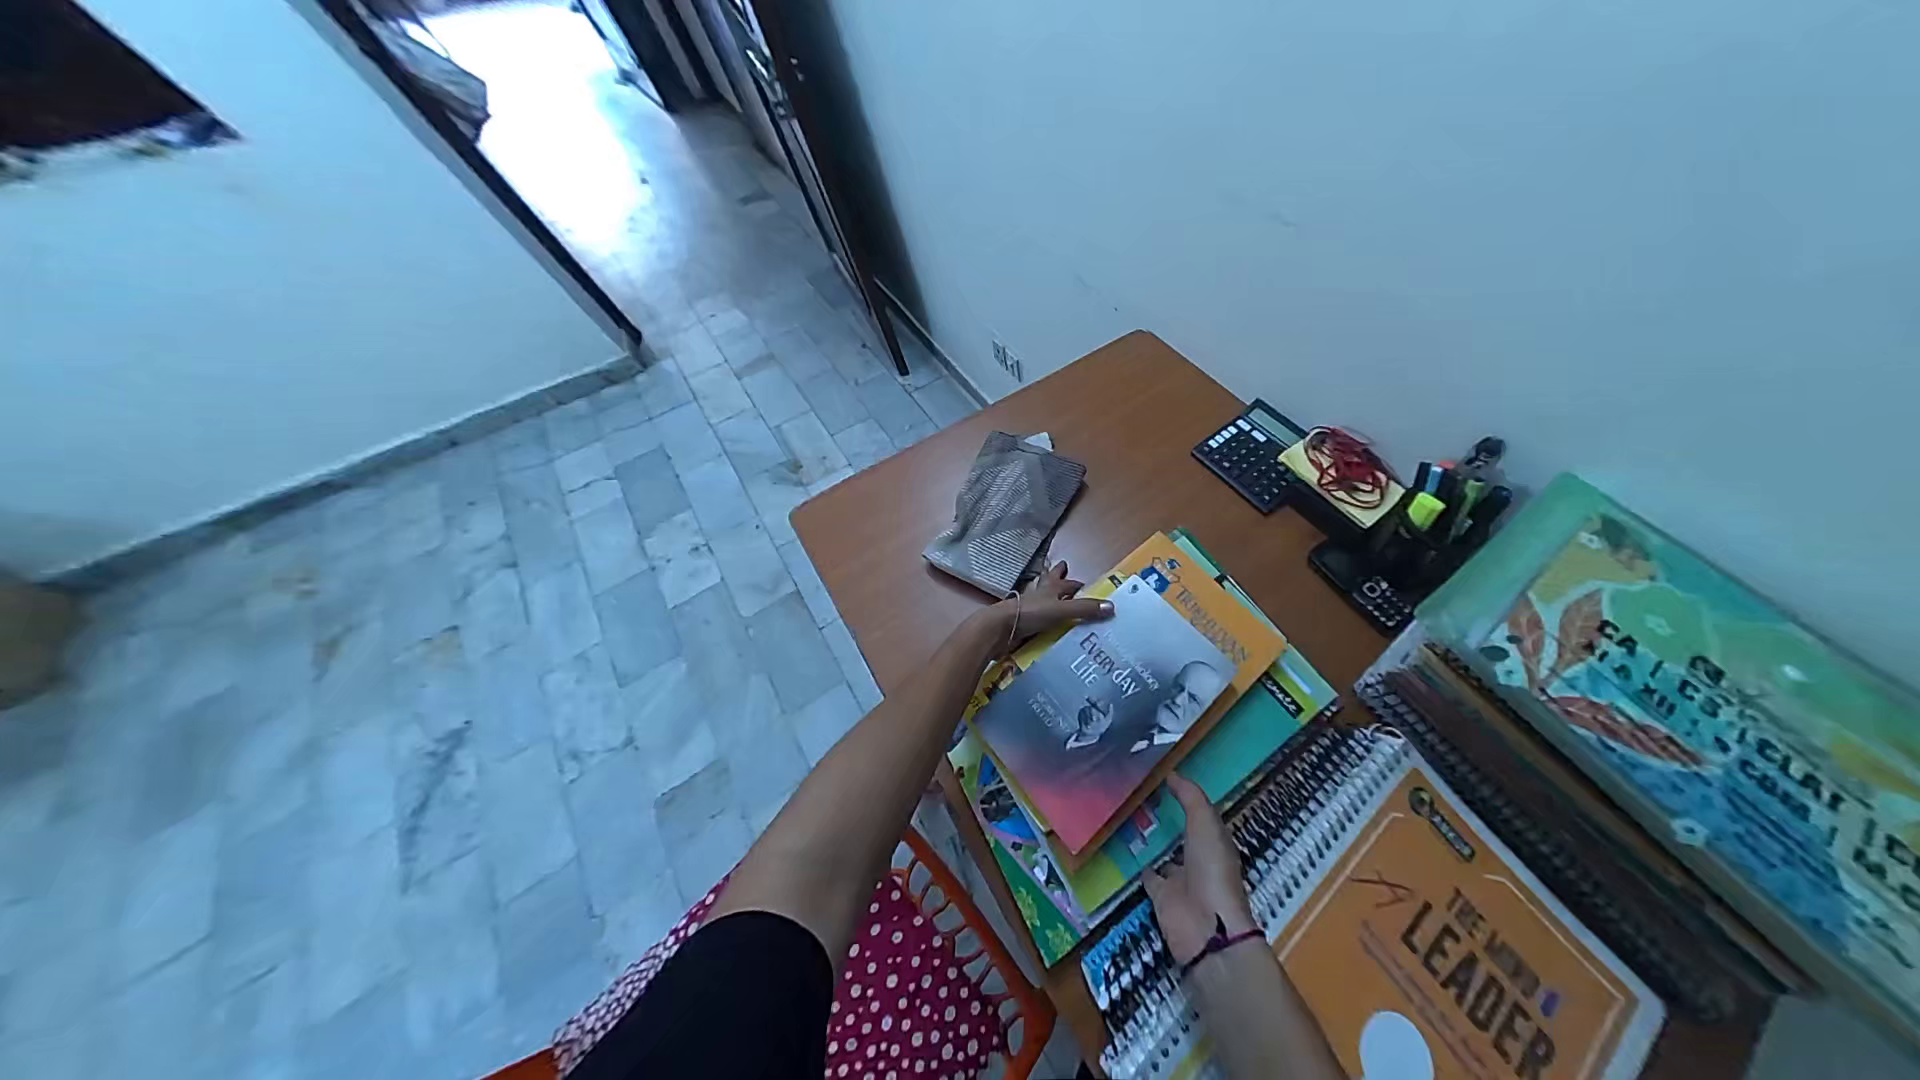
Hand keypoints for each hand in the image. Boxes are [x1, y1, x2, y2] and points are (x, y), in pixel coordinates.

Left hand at [993, 561, 1112, 651]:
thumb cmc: (1030, 613)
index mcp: (1049, 589)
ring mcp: (1028, 611)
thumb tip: (1112, 607)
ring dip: (1048, 601)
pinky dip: (1043, 624)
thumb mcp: (1061, 610)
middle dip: (1056, 580)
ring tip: (1056, 603)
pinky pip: (1036, 623)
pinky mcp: (1021, 626)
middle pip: (1048, 584)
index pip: (1064, 582)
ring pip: (1041, 602)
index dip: (1072, 582)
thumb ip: (1084, 609)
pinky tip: (1048, 630)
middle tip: (1062, 573)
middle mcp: (1039, 597)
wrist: (999, 628)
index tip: (1081, 583)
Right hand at [1143, 775, 1257, 963]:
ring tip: (1125, 814)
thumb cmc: (1212, 870)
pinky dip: (1136, 863)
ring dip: (1149, 839)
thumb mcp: (1206, 824)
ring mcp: (1178, 878)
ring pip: (1162, 853)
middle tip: (1137, 793)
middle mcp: (1197, 859)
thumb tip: (1171, 773)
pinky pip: (1145, 874)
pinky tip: (1120, 846)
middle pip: (1180, 833)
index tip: (1161, 776)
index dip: (1184, 796)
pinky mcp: (1159, 895)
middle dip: (1165, 817)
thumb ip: (1190, 797)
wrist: (1205, 927)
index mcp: (1214, 842)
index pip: (1199, 813)